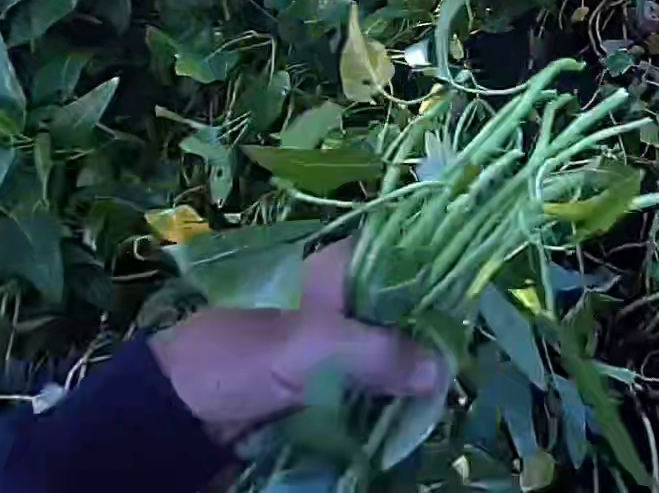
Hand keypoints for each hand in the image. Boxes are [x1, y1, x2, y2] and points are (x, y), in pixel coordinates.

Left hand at [148, 237, 444, 444]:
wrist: (184, 404)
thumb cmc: (249, 350)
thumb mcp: (318, 348)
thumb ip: (381, 354)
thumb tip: (444, 369)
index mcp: (347, 263)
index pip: (410, 254)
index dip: (442, 274)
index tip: (473, 304)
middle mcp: (350, 289)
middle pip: (406, 302)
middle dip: (432, 330)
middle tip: (463, 358)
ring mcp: (340, 330)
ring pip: (393, 340)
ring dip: (414, 364)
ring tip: (447, 386)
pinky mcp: (330, 367)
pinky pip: (375, 372)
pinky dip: (392, 387)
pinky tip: (415, 404)